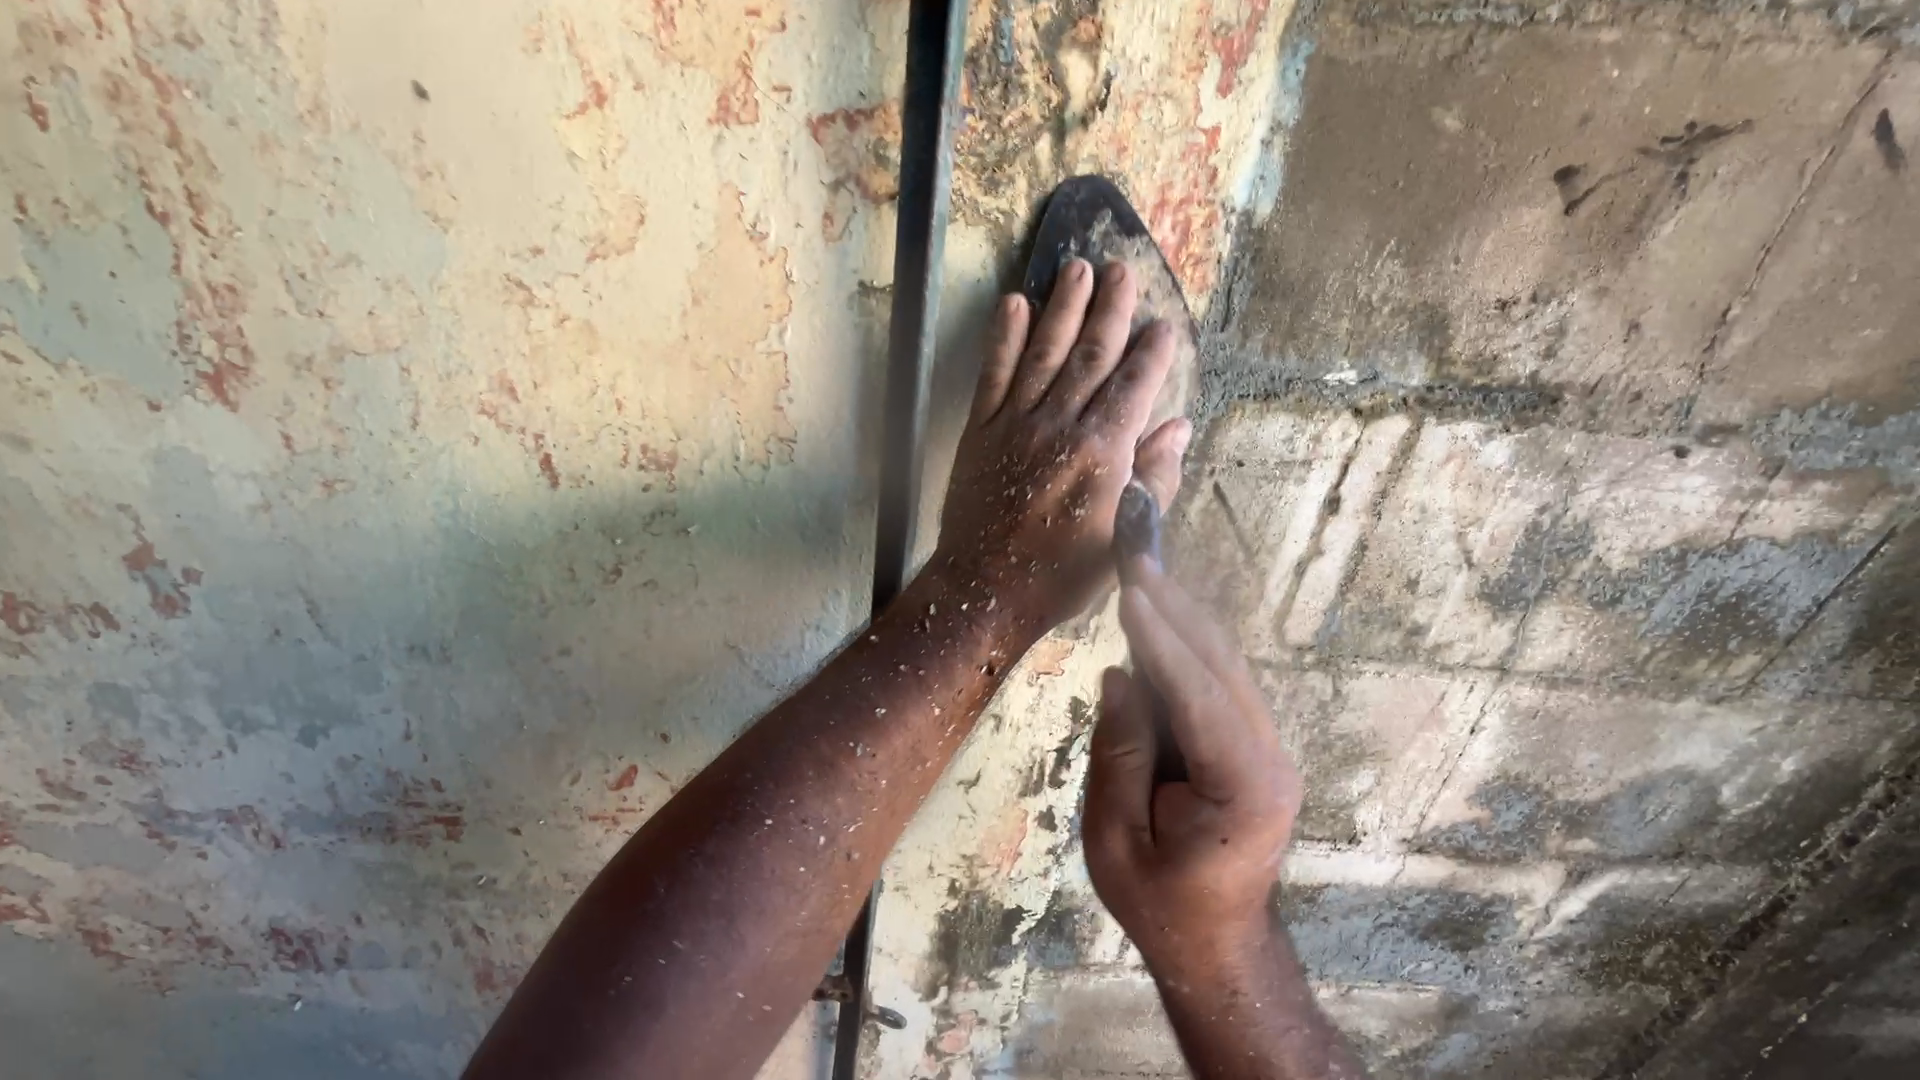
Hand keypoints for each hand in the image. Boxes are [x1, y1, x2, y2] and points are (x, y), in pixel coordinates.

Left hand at [936, 258, 1191, 628]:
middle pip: (1091, 355)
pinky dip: (1003, 338)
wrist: (985, 592)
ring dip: (1062, 308)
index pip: (1134, 386)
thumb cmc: (1062, 576)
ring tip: (1076, 269)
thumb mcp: (1125, 542)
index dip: (1151, 352)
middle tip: (1120, 269)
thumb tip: (1178, 427)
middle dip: (1109, 309)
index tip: (1162, 324)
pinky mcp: (980, 431)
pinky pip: (993, 375)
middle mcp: (1060, 426)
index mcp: (1102, 453)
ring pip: (1044, 353)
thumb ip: (1155, 481)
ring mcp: (1015, 424)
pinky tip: (1014, 304)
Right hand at [1083, 559, 1302, 971]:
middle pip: (1222, 666)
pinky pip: (1220, 681)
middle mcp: (1270, 758)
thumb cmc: (1160, 903)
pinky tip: (1161, 616)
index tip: (1130, 592)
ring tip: (1144, 571)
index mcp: (1243, 789)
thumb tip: (1121, 677)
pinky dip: (1188, 644)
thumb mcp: (1115, 841)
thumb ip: (1119, 756)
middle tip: (1136, 558)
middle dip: (1176, 609)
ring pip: (1226, 665)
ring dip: (1184, 617)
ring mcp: (1269, 750)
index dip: (1163, 641)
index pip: (1200, 697)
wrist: (1217, 943)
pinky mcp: (1254, 746)